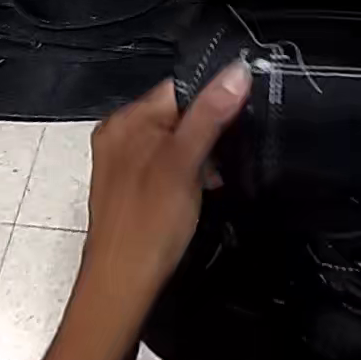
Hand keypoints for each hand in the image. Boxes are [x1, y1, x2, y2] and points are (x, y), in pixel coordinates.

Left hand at [78, 64, 250, 310]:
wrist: (122, 290)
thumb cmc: (150, 224)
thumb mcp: (186, 161)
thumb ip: (212, 112)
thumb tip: (239, 69)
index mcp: (127, 119)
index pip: (182, 85)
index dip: (215, 96)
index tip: (239, 116)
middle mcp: (121, 133)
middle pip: (182, 110)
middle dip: (210, 127)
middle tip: (225, 152)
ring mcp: (125, 159)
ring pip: (179, 135)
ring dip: (203, 150)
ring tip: (214, 174)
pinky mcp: (133, 183)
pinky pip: (170, 157)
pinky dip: (190, 167)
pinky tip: (201, 186)